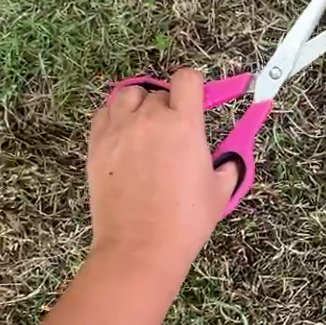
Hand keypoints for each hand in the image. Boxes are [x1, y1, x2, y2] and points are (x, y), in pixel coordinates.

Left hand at [87, 69, 238, 270]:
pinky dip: (115, 117)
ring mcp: (119, 130)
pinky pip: (103, 113)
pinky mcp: (97, 145)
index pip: (186, 78)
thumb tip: (228, 161)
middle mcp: (149, 119)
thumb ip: (227, 166)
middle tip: (173, 135)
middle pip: (159, 92)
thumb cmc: (186, 221)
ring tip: (145, 128)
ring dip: (139, 105)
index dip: (193, 86)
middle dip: (168, 107)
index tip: (195, 103)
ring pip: (127, 95)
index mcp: (184, 125)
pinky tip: (124, 136)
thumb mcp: (220, 191)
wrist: (141, 246)